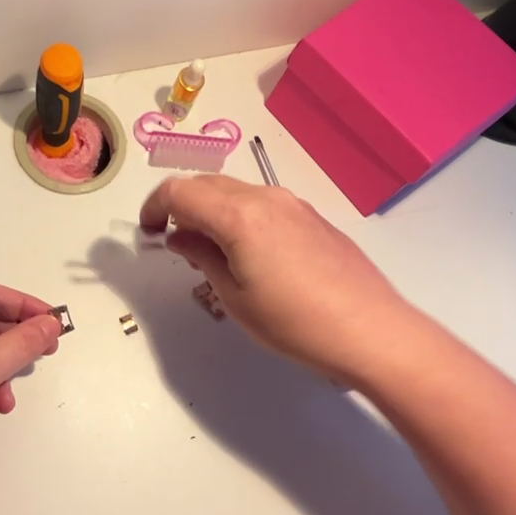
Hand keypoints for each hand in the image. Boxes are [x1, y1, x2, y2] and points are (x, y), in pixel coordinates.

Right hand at [139, 174, 417, 381]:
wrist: (368, 330)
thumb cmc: (293, 322)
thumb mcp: (234, 297)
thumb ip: (201, 258)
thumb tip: (179, 237)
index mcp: (238, 215)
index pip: (179, 192)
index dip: (154, 208)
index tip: (147, 234)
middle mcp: (265, 198)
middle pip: (207, 185)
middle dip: (180, 207)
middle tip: (172, 244)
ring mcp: (292, 204)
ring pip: (235, 193)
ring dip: (210, 212)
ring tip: (208, 254)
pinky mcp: (311, 217)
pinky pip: (261, 205)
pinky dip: (238, 218)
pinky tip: (245, 255)